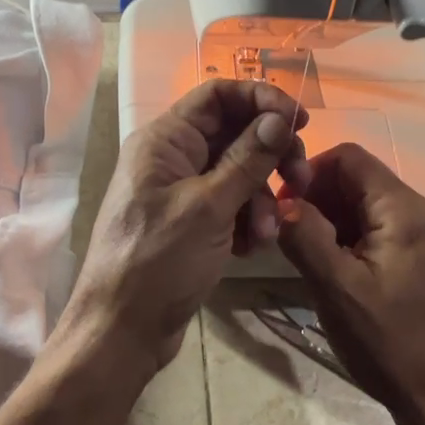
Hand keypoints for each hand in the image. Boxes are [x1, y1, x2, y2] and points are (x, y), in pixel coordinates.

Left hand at [66, 79, 309, 372]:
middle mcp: (171, 158)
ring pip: (237, 174)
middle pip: (234, 133)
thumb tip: (279, 118)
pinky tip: (251, 247)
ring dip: (260, 199)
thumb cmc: (158, 261)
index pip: (218, 94)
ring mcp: (180, 192)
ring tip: (265, 234)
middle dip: (270, 156)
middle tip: (299, 181)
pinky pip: (229, 205)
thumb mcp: (209, 207)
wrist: (123, 329)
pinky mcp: (190, 224)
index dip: (261, 99)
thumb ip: (247, 159)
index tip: (301, 122)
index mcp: (164, 140)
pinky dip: (247, 220)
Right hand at [275, 143, 424, 420]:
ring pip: (369, 207)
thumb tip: (282, 203)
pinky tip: (334, 271)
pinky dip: (353, 240)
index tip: (282, 204)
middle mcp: (423, 213)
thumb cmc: (388, 342)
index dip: (309, 172)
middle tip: (287, 234)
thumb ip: (305, 236)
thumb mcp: (335, 289)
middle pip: (360, 180)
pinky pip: (383, 232)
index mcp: (404, 210)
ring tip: (305, 255)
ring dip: (333, 221)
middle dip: (319, 198)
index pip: (349, 157)